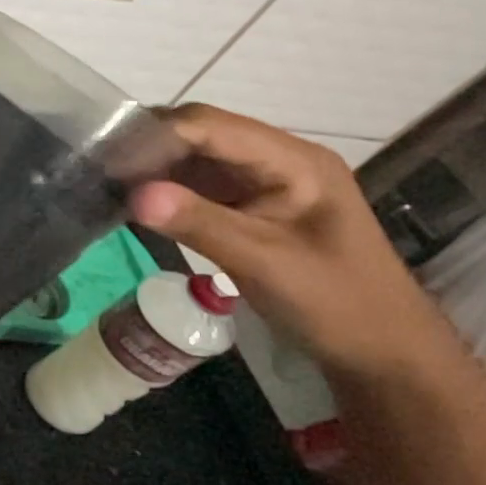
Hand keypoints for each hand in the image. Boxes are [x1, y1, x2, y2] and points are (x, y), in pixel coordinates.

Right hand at [128, 103, 441, 373]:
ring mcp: (261, 180)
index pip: (208, 124)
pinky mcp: (247, 203)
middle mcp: (275, 158)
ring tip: (106, 184)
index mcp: (294, 160)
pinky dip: (162, 188)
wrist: (386, 360)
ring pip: (190, 155)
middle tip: (98, 170)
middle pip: (195, 133)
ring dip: (151, 167)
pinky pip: (195, 181)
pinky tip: (134, 202)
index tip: (107, 159)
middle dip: (147, 147)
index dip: (155, 135)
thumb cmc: (338, 306)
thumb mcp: (267, 264)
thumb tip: (133, 194)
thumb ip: (200, 223)